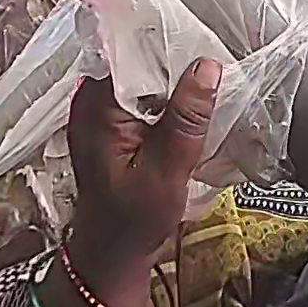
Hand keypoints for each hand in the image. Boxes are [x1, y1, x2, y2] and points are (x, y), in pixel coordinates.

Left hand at [66, 59, 219, 292]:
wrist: (112, 253)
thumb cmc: (133, 220)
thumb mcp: (166, 171)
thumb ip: (185, 119)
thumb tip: (206, 67)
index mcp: (98, 105)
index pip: (138, 58)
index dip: (175, 53)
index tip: (209, 53)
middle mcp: (92, 99)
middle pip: (141, 66)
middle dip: (177, 69)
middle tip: (215, 73)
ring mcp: (99, 110)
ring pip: (144, 81)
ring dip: (173, 87)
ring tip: (206, 88)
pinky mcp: (110, 121)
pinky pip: (141, 98)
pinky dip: (164, 103)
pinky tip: (186, 110)